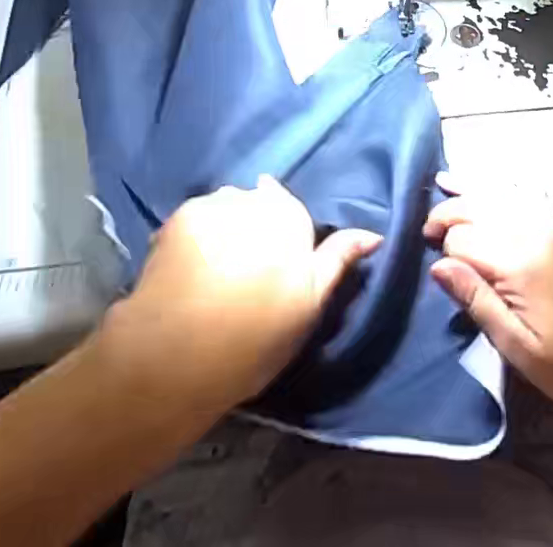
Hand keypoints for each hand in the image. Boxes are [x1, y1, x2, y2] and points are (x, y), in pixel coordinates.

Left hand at [95, 176, 381, 417]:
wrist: (179, 353)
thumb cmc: (258, 334)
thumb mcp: (310, 303)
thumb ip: (338, 259)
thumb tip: (373, 234)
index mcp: (291, 219)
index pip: (293, 211)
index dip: (284, 237)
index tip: (274, 266)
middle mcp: (254, 199)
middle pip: (258, 203)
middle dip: (254, 226)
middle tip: (243, 272)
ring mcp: (214, 205)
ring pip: (226, 207)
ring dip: (225, 226)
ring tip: (214, 270)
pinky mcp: (178, 217)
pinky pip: (196, 218)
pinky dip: (196, 236)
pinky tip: (189, 268)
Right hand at [425, 175, 552, 432]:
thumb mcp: (514, 345)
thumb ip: (475, 299)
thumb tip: (437, 265)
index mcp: (521, 264)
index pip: (462, 239)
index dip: (445, 253)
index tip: (441, 273)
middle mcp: (534, 233)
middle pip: (476, 207)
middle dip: (448, 215)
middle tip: (430, 236)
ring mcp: (549, 225)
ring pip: (497, 193)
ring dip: (468, 192)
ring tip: (443, 187)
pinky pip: (523, 193)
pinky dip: (500, 185)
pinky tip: (483, 181)